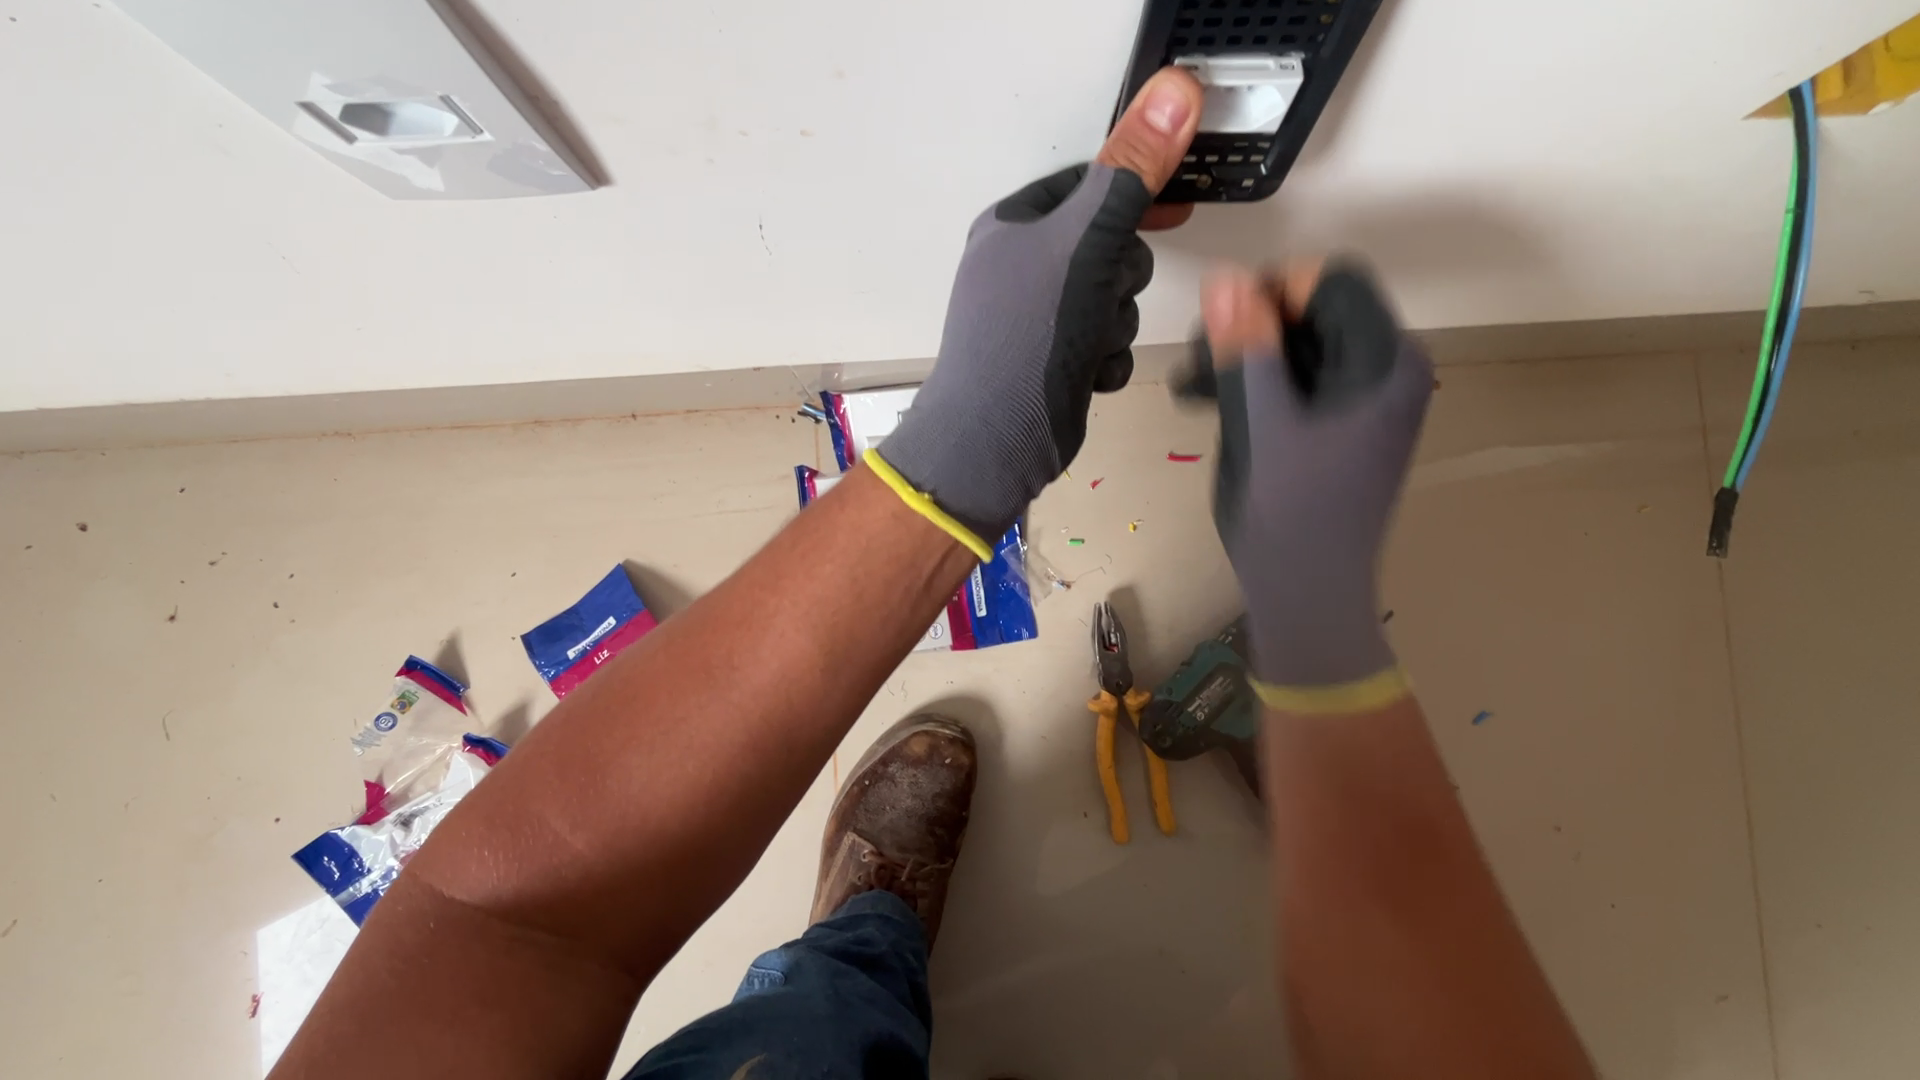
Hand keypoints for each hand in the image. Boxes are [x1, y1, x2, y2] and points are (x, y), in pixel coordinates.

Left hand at [869, 68, 1203, 558]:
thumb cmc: (1030, 332)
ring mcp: (1038, 320)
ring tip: (1086, 346)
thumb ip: (1129, 175)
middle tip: (1100, 297)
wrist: (999, 437)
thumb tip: (1175, 90)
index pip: (1087, 186)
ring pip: (1115, 301)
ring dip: (1114, 325)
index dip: (1132, 193)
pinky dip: (1105, 362)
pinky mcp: (1055, 364)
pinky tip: (1087, 378)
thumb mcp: (1082, 243)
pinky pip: (1107, 346)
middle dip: (1118, 277)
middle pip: (1110, 247)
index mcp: (1013, 228)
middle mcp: (1022, 269)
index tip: (1175, 209)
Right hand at [1198, 261, 1432, 705]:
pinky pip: (1288, 378)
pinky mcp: (1327, 421)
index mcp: (1385, 362)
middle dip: (1247, 326)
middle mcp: (1379, 368)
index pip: (1331, 283)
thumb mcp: (1264, 424)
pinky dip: (1248, 382)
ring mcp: (1352, 397)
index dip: (1271, 291)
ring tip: (1190, 385)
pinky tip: (1203, 400)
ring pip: (1290, 343)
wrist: (1305, 593)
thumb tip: (1225, 276)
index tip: (1219, 328)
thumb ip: (1247, 348)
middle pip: (1309, 309)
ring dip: (1238, 355)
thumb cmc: (1292, 513)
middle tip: (1196, 360)